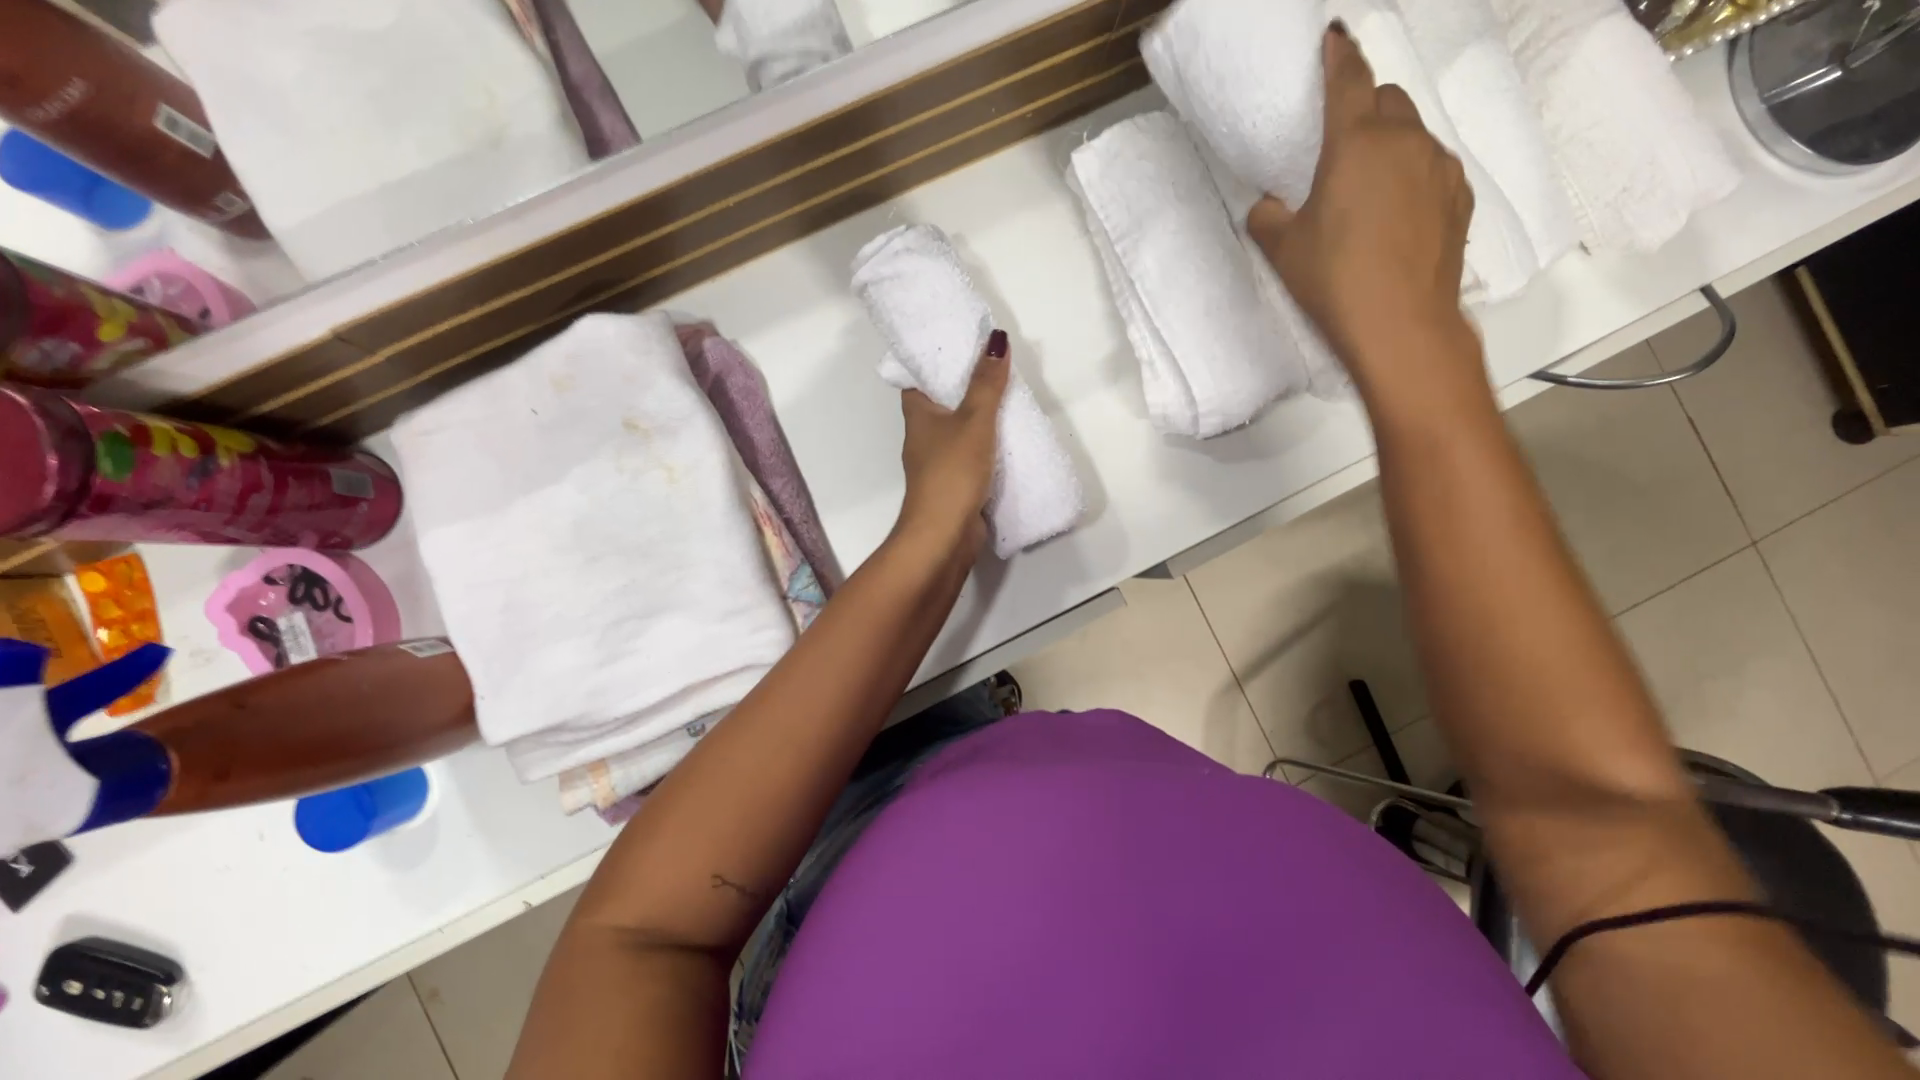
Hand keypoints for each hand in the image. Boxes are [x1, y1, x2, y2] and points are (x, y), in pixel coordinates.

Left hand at [895, 329, 1009, 554]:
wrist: (944, 535)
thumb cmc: (951, 471)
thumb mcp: (974, 420)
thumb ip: (987, 383)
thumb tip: (996, 338)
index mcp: (917, 416)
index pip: (917, 380)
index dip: (934, 362)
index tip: (960, 347)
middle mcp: (923, 438)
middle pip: (942, 405)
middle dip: (965, 390)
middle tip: (996, 369)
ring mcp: (938, 464)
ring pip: (960, 433)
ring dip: (980, 421)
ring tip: (1011, 400)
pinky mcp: (955, 486)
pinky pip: (973, 458)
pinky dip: (989, 450)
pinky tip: (1012, 443)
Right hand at [1248, 26, 1476, 396]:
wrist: (1402, 327)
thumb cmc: (1335, 280)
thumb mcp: (1282, 250)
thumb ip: (1267, 216)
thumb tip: (1269, 205)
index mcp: (1357, 141)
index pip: (1349, 78)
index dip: (1339, 54)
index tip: (1334, 36)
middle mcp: (1406, 141)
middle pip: (1389, 98)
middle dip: (1367, 105)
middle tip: (1342, 140)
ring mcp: (1440, 168)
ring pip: (1415, 133)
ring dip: (1391, 143)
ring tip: (1369, 185)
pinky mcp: (1460, 198)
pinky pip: (1433, 168)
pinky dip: (1413, 175)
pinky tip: (1397, 213)